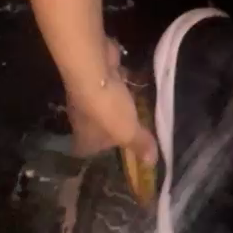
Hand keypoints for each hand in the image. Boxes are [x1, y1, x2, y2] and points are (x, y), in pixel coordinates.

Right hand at [63, 37, 156, 164]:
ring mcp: (87, 98)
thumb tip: (151, 162)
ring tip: (145, 104)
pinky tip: (139, 82)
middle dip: (120, 124)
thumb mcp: (129, 132)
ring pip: (108, 105)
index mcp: (85, 141)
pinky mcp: (96, 78)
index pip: (93, 152)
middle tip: (142, 124)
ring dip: (123, 103)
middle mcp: (81, 122)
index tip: (125, 146)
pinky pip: (113, 85)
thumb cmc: (108, 110)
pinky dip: (124, 83)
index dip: (107, 151)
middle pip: (102, 128)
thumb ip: (140, 144)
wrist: (93, 70)